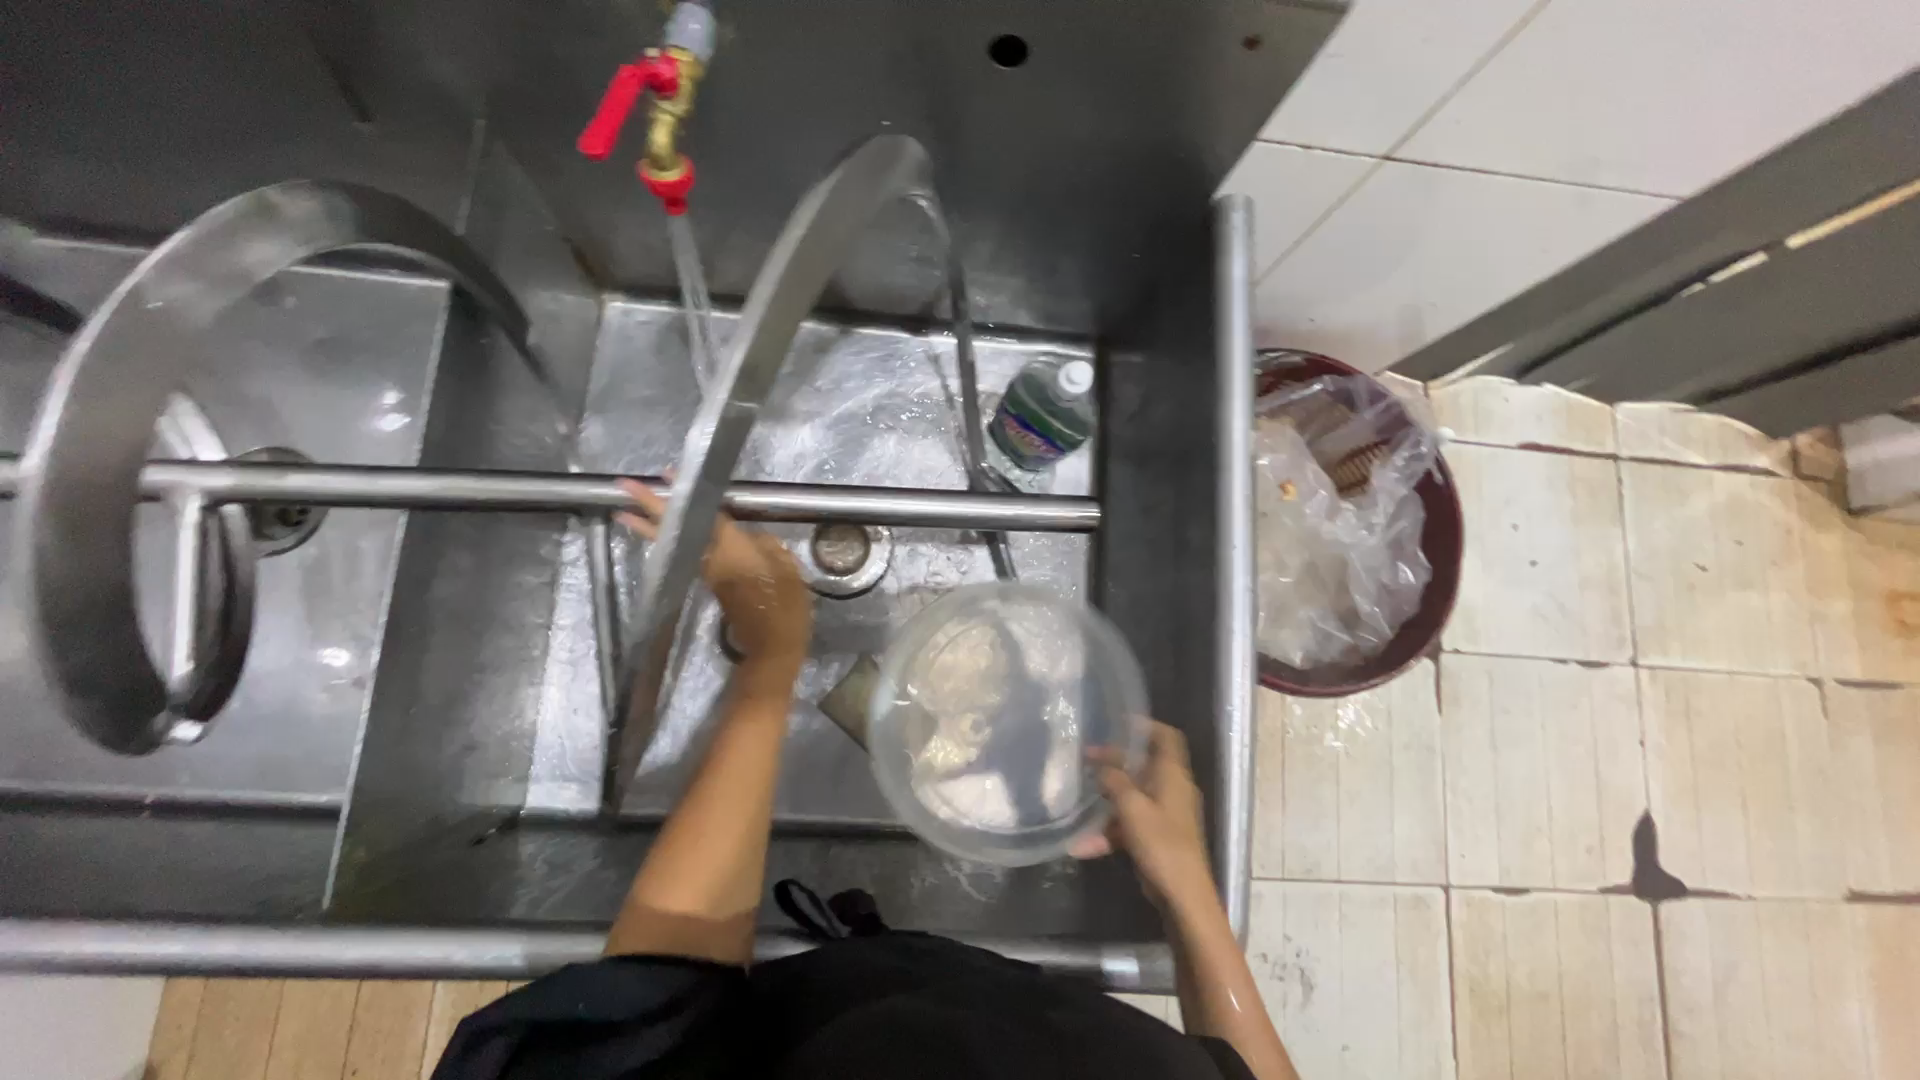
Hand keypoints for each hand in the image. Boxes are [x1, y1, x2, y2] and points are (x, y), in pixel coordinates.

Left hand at [618, 478, 812, 664]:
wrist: (773, 646)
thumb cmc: (785, 606)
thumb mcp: (787, 569)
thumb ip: (767, 546)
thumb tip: (751, 538)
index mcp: (731, 549)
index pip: (703, 514)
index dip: (683, 494)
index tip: (666, 474)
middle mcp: (711, 558)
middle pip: (675, 527)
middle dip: (649, 506)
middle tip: (624, 485)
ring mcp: (707, 573)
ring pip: (673, 543)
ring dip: (650, 527)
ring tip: (624, 514)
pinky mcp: (710, 584)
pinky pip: (686, 553)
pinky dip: (672, 541)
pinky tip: (668, 536)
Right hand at [1074, 721, 1214, 911]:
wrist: (1183, 895)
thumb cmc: (1161, 844)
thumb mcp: (1132, 808)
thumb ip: (1115, 782)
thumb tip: (1102, 767)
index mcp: (1173, 776)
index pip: (1167, 738)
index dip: (1145, 726)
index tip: (1118, 724)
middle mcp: (1171, 790)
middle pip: (1142, 766)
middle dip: (1113, 763)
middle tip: (1086, 758)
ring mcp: (1164, 815)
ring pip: (1132, 797)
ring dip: (1106, 803)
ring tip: (1077, 804)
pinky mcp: (1156, 838)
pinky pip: (1128, 826)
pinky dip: (1108, 833)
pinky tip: (1082, 847)